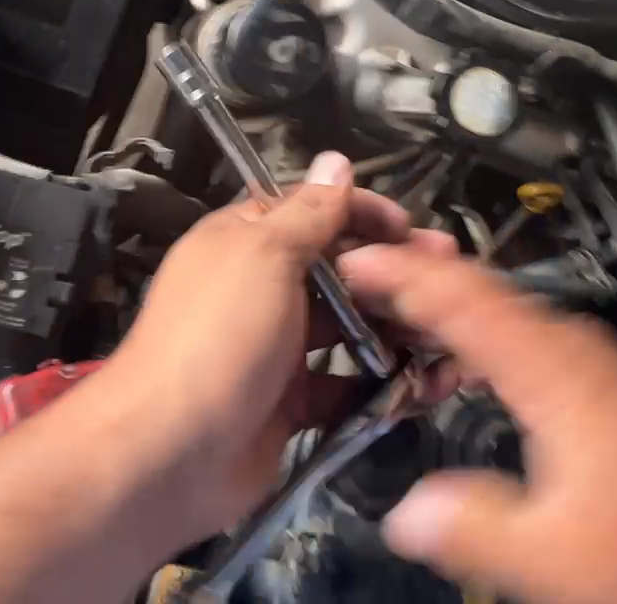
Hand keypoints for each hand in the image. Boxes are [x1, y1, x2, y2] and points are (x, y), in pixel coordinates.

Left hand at [100, 151, 454, 542]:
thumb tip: (336, 161)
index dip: (360, 211)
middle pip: (338, 268)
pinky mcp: (291, 400)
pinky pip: (345, 383)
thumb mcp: (264, 257)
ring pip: (348, 326)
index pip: (312, 210)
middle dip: (392, 269)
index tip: (407, 225)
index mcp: (245, 241)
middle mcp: (261, 288)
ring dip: (396, 327)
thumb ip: (309, 213)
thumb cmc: (219, 337)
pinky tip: (425, 384)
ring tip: (447, 332)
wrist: (169, 455)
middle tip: (447, 272)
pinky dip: (382, 383)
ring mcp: (277, 346)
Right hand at [337, 246, 616, 603]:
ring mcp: (581, 359)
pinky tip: (451, 356)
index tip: (352, 257)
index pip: (463, 297)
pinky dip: (469, 328)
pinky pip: (512, 332)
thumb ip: (478, 527)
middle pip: (477, 288)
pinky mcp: (591, 380)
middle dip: (413, 273)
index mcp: (552, 368)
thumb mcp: (566, 557)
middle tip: (353, 275)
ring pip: (496, 307)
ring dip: (440, 299)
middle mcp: (565, 346)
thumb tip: (403, 514)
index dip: (403, 272)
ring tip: (386, 304)